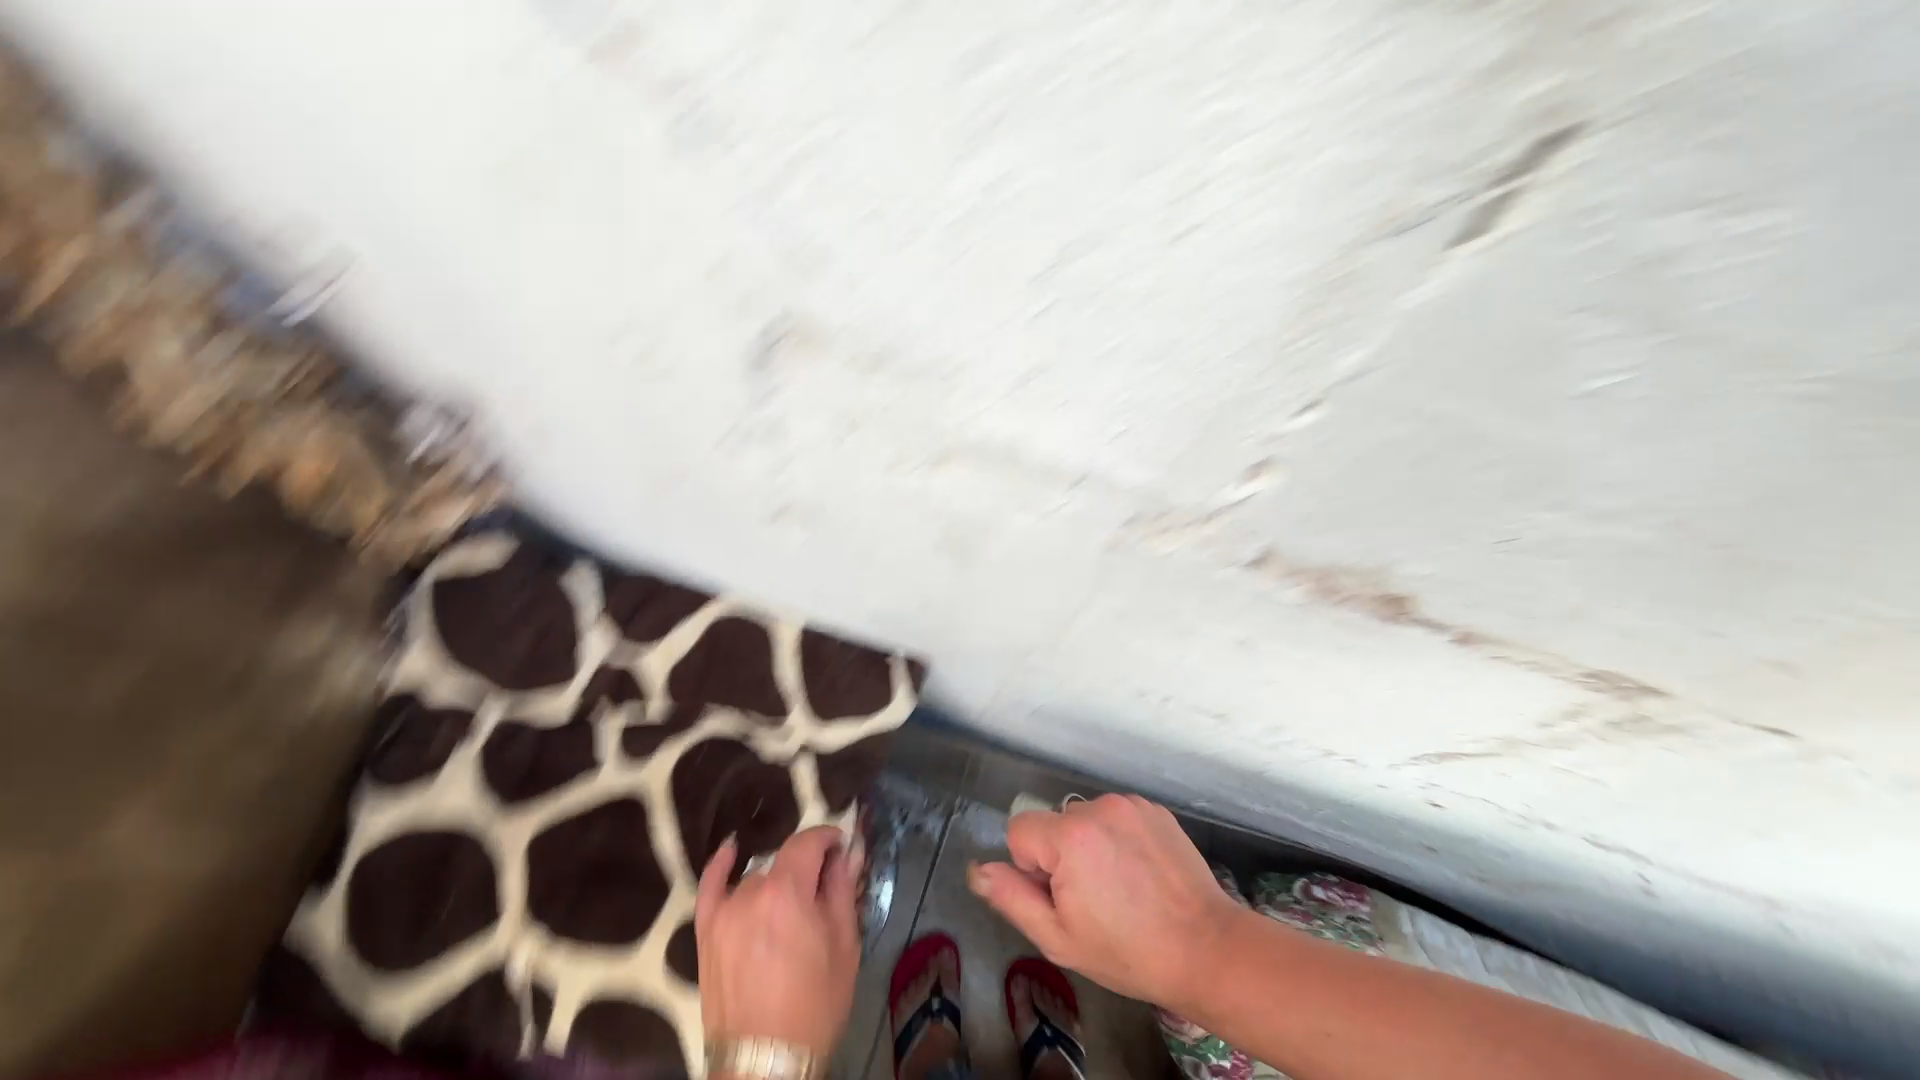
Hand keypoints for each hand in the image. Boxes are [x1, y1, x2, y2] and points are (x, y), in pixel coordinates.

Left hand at [696, 826, 862, 1055]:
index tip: (843, 847)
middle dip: (808, 869)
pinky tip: (732, 850)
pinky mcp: (706, 932)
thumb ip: (843, 891)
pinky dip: (721, 866)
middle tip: (826, 895)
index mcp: (787, 892)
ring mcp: (724, 912)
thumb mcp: (844, 946)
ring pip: (757, 881)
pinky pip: (711, 887)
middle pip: (784, 863)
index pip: (808, 843)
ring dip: (777, 885)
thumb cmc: (814, 1005)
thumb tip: (848, 854)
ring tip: (792, 912)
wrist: (765, 1061)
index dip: (828, 839)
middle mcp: (751, 892)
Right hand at [969, 794, 1243, 1009]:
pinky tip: (1140, 874)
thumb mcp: (1059, 938)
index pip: (1020, 830)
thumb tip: (980, 869)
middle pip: (1054, 824)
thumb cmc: (1128, 951)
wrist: (1206, 949)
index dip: (1033, 868)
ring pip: (1085, 820)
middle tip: (1093, 899)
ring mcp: (1132, 805)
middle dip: (1062, 855)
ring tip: (1121, 888)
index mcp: (1071, 836)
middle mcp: (1100, 808)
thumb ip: (1012, 898)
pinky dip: (1118, 839)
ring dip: (1090, 846)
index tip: (1064, 897)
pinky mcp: (1156, 810)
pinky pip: (1116, 817)